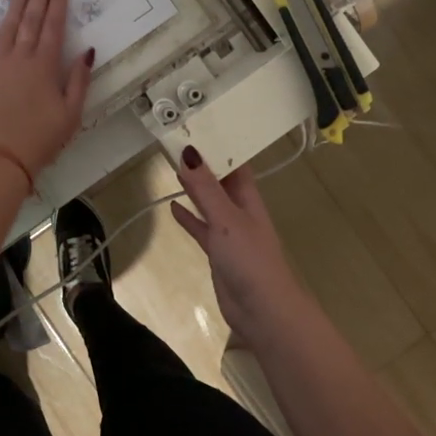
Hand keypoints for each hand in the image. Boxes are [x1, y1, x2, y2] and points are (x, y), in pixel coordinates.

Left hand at [0, 0, 93, 179]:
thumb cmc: (41, 140)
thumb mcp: (71, 114)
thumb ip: (78, 80)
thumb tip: (88, 50)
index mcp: (45, 67)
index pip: (54, 26)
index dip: (58, 2)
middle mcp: (20, 59)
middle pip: (31, 20)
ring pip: (6, 27)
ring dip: (15, 4)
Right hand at [170, 148, 305, 344]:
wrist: (263, 311)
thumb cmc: (250, 260)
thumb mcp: (226, 219)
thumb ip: (205, 189)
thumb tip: (187, 151)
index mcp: (249, 198)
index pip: (234, 162)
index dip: (218, 143)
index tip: (196, 123)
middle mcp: (240, 210)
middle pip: (220, 180)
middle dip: (203, 162)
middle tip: (176, 139)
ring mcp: (229, 232)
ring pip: (209, 202)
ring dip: (194, 186)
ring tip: (172, 166)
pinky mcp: (218, 253)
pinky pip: (200, 228)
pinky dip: (188, 217)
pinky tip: (173, 207)